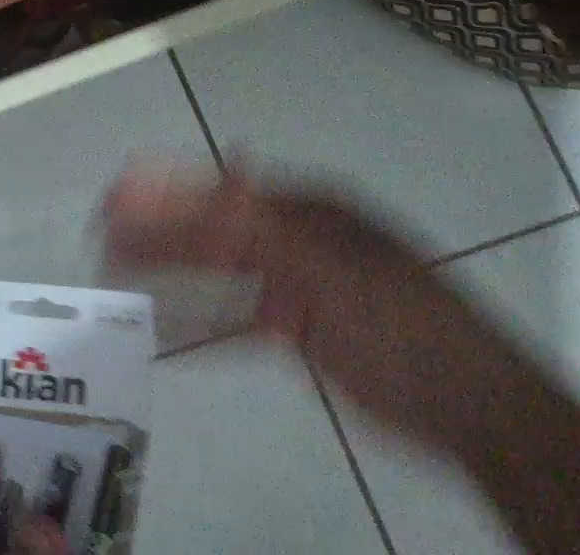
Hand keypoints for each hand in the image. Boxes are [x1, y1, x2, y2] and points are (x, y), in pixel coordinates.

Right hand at [98, 159, 538, 457]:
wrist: (478, 414)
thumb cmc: (408, 329)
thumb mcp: (337, 270)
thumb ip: (272, 223)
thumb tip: (220, 164)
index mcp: (309, 216)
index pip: (224, 193)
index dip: (168, 191)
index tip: (116, 195)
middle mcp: (296, 243)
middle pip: (212, 233)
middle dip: (157, 233)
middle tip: (101, 235)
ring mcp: (294, 288)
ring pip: (216, 275)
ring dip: (169, 275)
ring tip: (114, 273)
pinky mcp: (294, 330)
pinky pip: (232, 321)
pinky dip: (197, 323)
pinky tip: (160, 328)